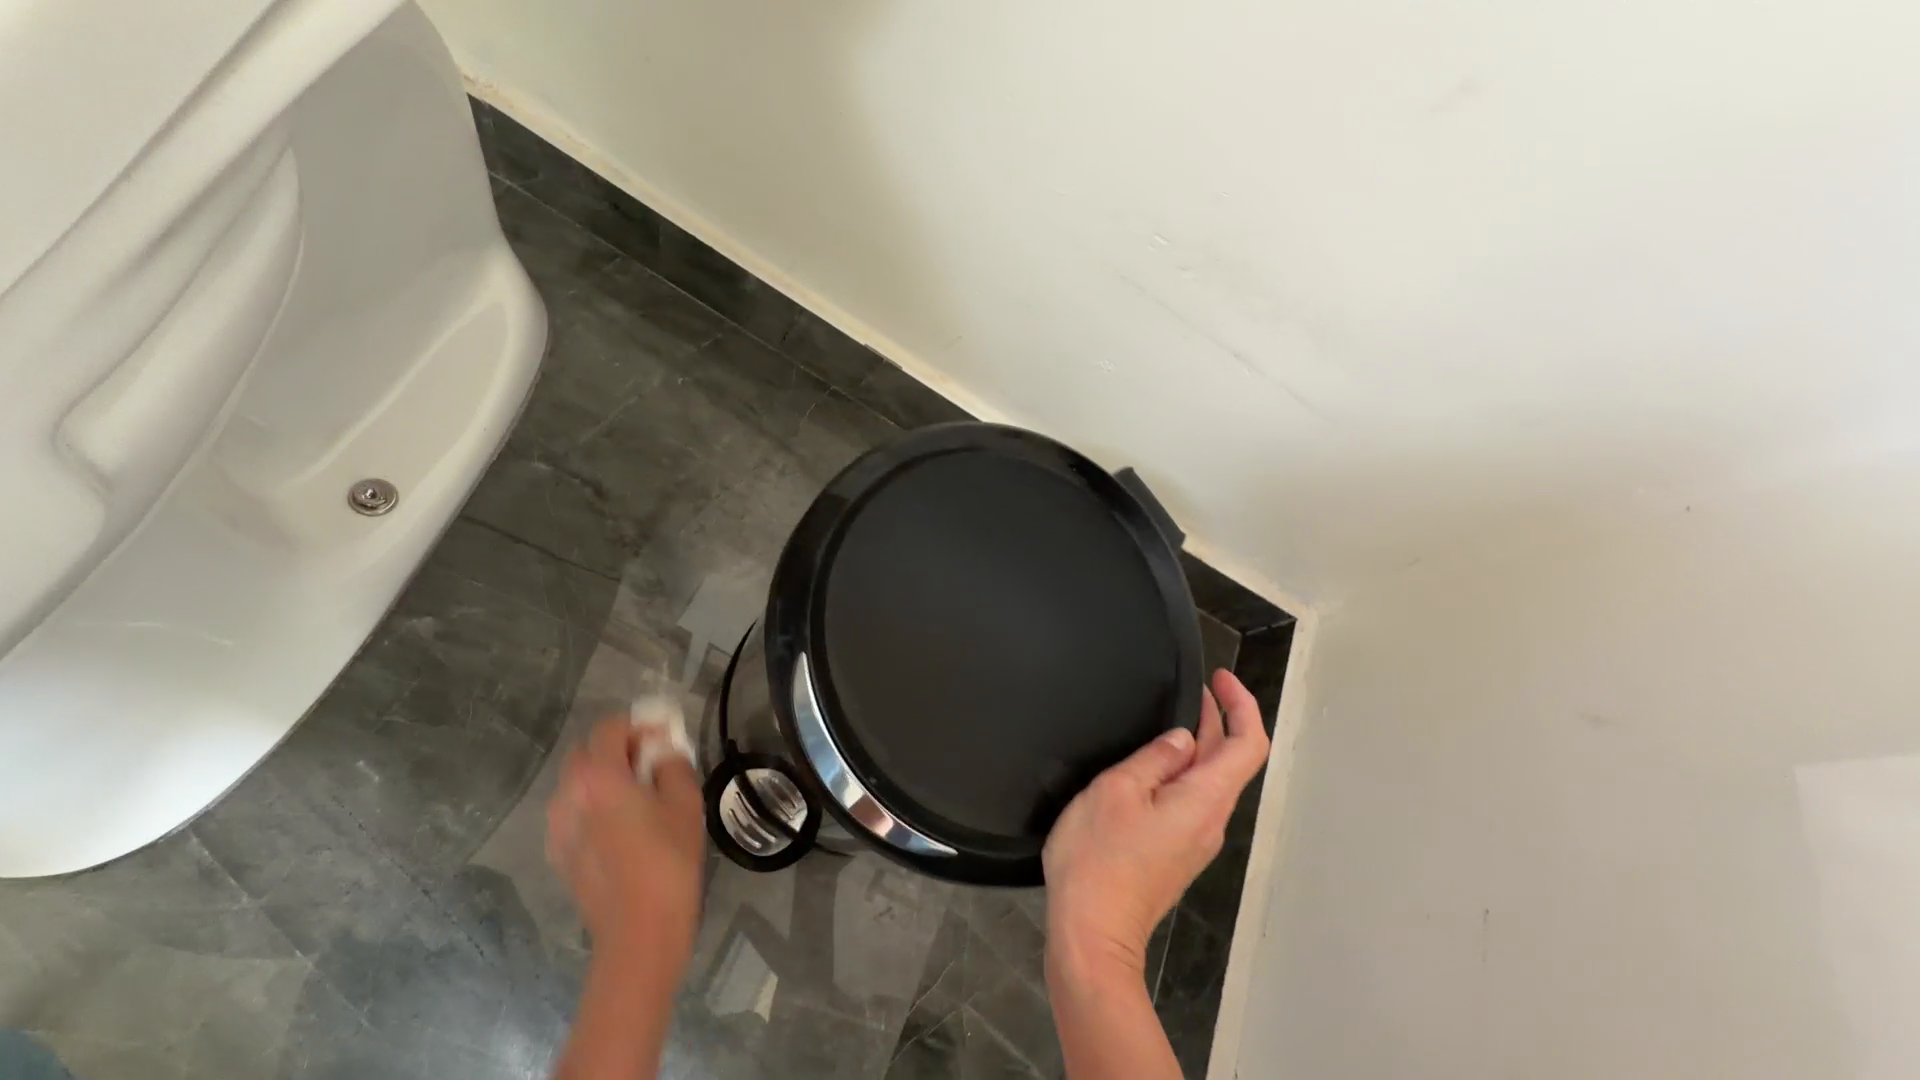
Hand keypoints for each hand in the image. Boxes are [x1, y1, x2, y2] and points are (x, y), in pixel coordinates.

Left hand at [546, 707, 705, 973]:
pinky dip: (592, 806)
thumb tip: (662, 751)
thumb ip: (672, 764)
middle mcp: (568, 794)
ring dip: (602, 778)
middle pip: (586, 752)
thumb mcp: (685, 803)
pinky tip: (620, 829)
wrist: (639, 930)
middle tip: (649, 763)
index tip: (662, 736)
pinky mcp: (558, 852)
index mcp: (599, 776)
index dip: (637, 725)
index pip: (609, 728)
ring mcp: (557, 826)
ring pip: (576, 783)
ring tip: (636, 798)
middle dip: (616, 749)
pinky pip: (573, 812)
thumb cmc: (668, 861)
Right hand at [1042, 670, 1270, 980]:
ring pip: (1208, 782)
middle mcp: (1210, 821)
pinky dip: (1180, 771)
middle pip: (1229, 762)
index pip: (1248, 745)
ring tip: (1165, 720)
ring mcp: (1195, 842)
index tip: (1219, 679)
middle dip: (1216, 720)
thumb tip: (1183, 740)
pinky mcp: (1175, 855)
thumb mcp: (1117, 790)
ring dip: (1196, 745)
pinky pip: (1189, 801)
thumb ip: (1154, 758)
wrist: (1091, 931)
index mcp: (1204, 799)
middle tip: (1187, 689)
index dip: (1242, 705)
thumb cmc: (1100, 856)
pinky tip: (1148, 766)